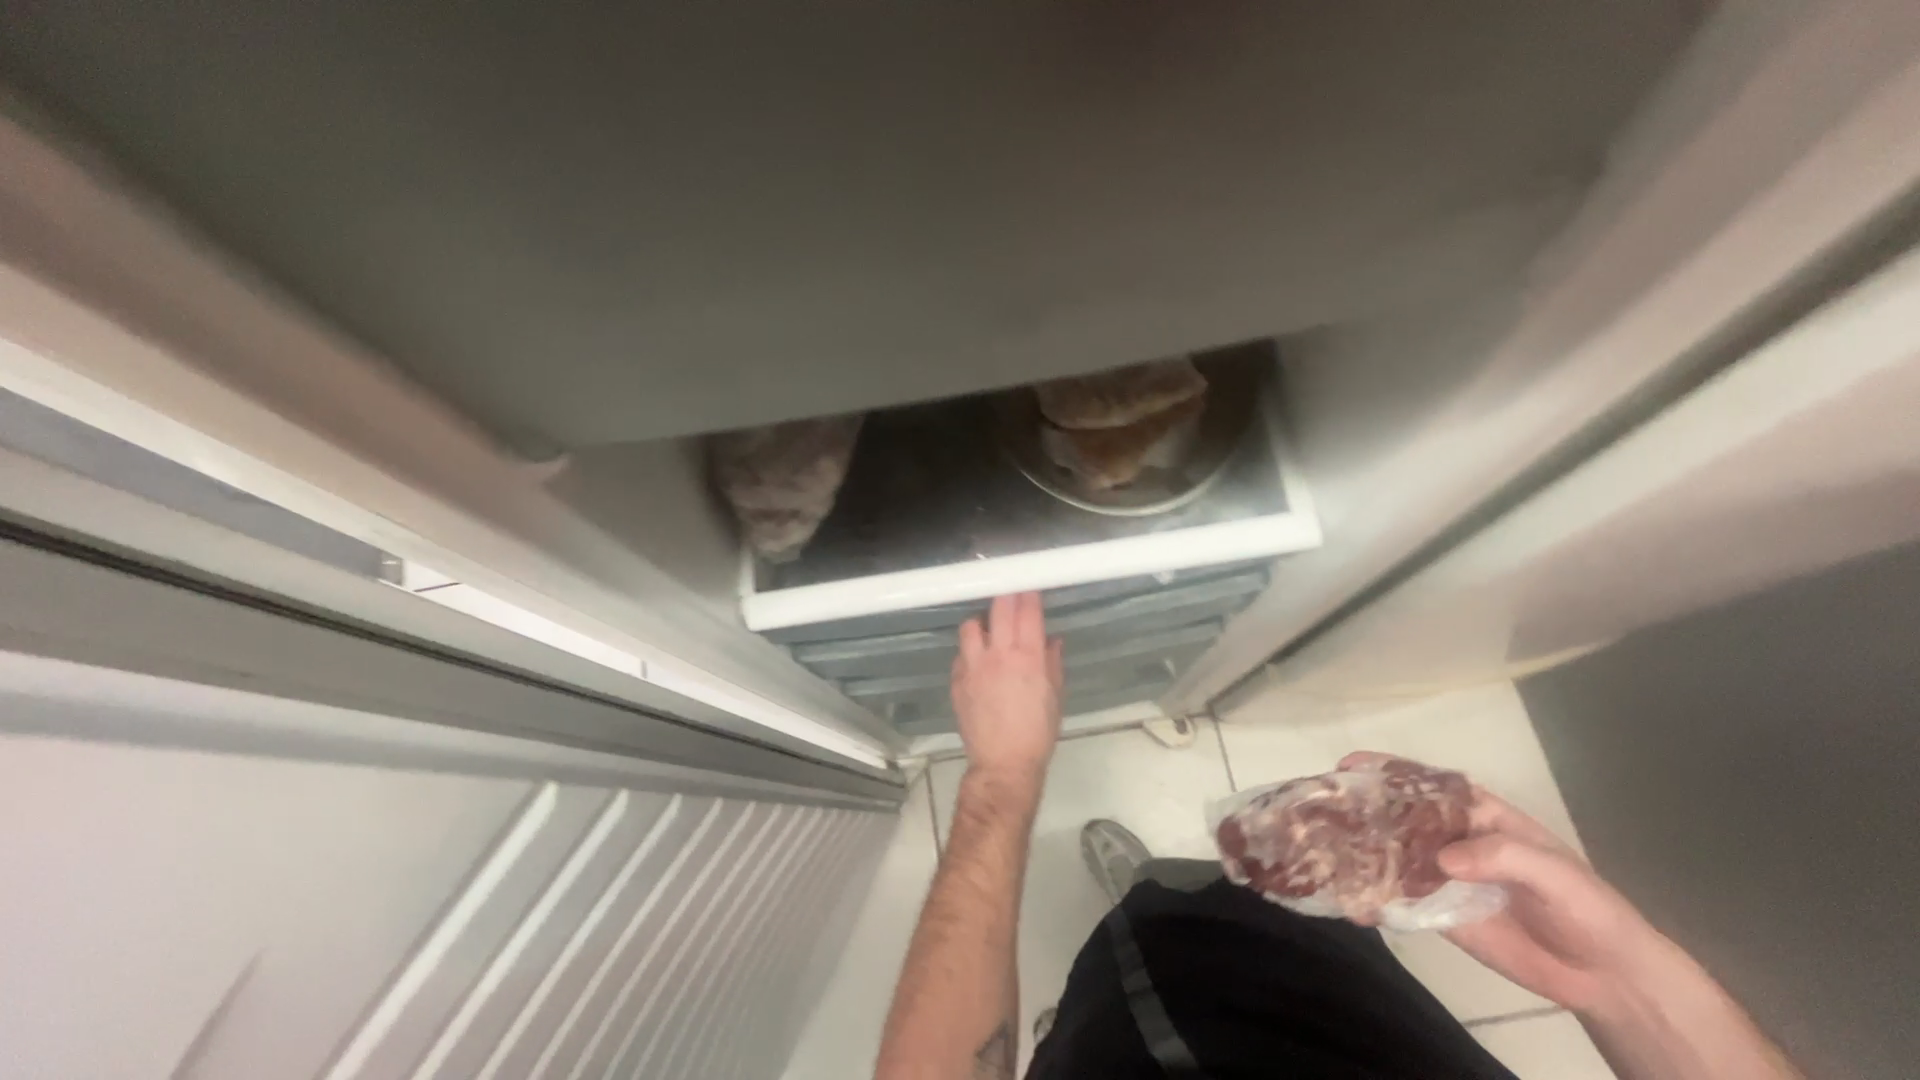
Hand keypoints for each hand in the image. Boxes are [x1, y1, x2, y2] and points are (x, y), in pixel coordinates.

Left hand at [951, 593, 1063, 782]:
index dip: (1028, 594)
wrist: (1003, 764)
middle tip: (1009, 590)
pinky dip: (970, 649)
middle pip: (999, 610)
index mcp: (1028, 659)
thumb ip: (1052, 663)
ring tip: (989, 627)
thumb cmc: (1037, 733)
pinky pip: (961, 652)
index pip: (1028, 613)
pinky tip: (978, 657)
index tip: (1029, 584)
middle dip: (1006, 595)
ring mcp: (974, 666)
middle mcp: (999, 656)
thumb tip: (1052, 640)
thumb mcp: (1055, 696)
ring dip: (982, 621)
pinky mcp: (957, 679)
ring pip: (971, 626)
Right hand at [1339, 752, 1664, 1013]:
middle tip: (1317, 810)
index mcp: (1475, 813)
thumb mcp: (1553, 872)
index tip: (1347, 767)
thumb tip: (1443, 858)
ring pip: (1388, 856)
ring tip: (1317, 852)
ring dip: (1354, 853)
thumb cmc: (1584, 906)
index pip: (1424, 784)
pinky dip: (1368, 900)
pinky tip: (1347, 903)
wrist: (1602, 973)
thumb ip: (1501, 855)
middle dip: (1357, 810)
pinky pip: (1395, 901)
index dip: (1385, 771)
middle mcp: (1448, 838)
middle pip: (1395, 816)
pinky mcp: (1434, 913)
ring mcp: (1438, 876)